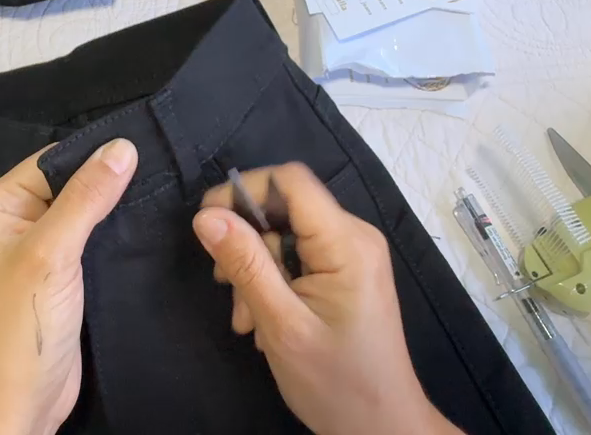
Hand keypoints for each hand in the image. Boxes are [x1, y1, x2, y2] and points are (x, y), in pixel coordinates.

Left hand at [0, 138, 137, 434]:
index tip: (145, 145)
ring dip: (113, 213)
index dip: (94, 154)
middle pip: (66, 188)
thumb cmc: (15, 329)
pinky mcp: (55, 284)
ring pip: (80, 218)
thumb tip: (123, 145)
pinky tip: (145, 232)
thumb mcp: (50, 254)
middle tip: (163, 170)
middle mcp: (9, 225)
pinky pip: (85, 248)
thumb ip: (86, 197)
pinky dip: (111, 241)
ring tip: (163, 194)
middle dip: (107, 184)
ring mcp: (32, 256)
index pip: (50, 161)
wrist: (6, 417)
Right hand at [193, 163, 460, 434]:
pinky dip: (273, 279)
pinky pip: (297, 253)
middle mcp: (353, 234)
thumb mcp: (282, 327)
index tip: (209, 223)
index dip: (244, 189)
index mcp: (346, 241)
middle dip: (248, 242)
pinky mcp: (344, 269)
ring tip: (247, 320)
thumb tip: (205, 215)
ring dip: (256, 269)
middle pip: (284, 207)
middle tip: (225, 286)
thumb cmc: (336, 384)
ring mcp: (351, 251)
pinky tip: (264, 319)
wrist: (385, 432)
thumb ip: (246, 265)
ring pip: (284, 232)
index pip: (290, 180)